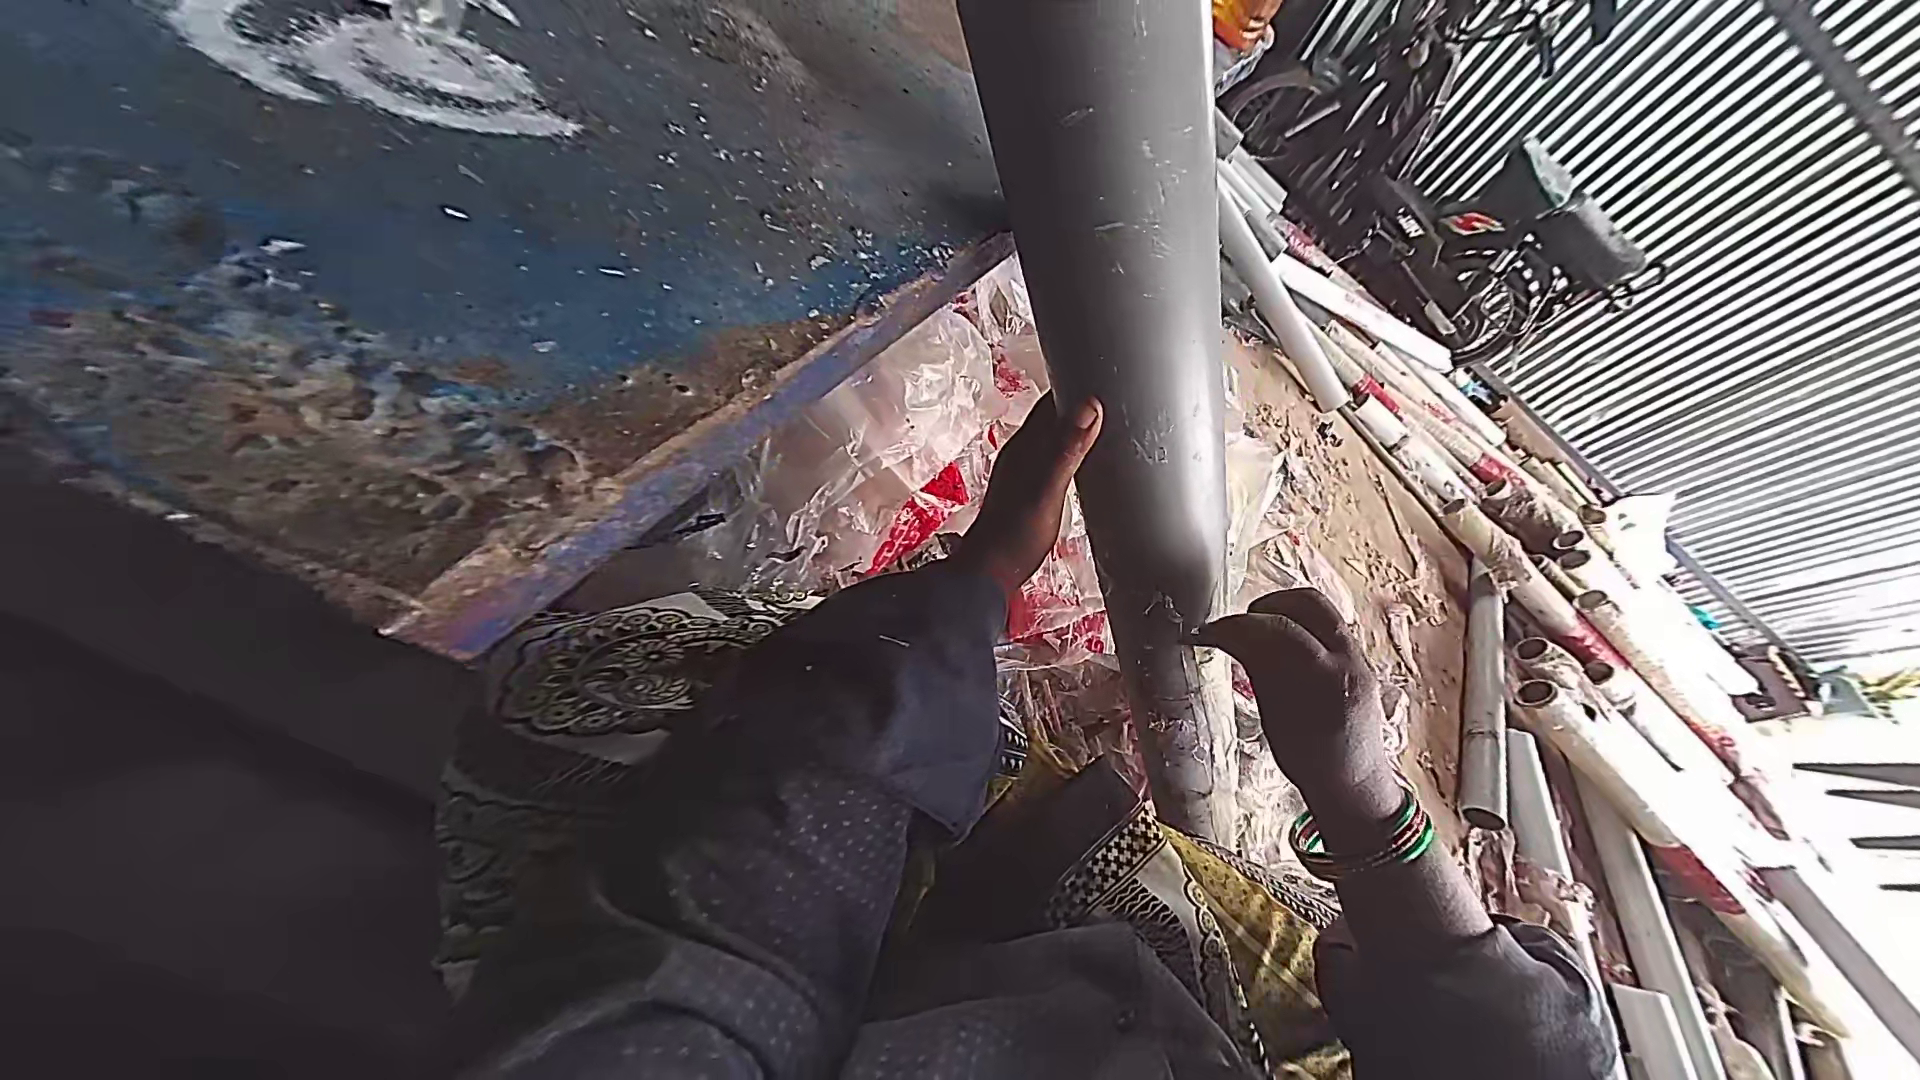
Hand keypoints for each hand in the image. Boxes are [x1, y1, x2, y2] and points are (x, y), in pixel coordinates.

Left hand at [951, 392, 1101, 601]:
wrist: (989, 575)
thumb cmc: (1014, 538)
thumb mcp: (1047, 493)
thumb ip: (1065, 451)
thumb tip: (1087, 408)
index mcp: (1024, 448)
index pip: (1051, 403)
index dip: (1076, 387)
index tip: (1106, 377)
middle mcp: (1022, 457)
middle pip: (1053, 419)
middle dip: (1081, 406)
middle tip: (1116, 399)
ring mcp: (1024, 475)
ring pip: (1054, 441)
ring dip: (1077, 431)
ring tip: (1107, 426)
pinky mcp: (1030, 493)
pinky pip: (1055, 462)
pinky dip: (1073, 455)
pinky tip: (1086, 464)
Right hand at [1191, 589, 1394, 809]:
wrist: (1355, 783)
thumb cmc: (1307, 758)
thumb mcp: (1273, 717)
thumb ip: (1258, 670)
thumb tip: (1223, 637)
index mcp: (1324, 679)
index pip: (1276, 628)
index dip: (1235, 625)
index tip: (1208, 633)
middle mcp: (1347, 660)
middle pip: (1305, 602)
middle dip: (1263, 606)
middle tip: (1237, 626)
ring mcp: (1357, 656)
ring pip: (1317, 608)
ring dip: (1280, 610)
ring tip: (1256, 631)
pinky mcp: (1358, 658)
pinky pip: (1324, 623)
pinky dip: (1294, 622)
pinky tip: (1276, 643)